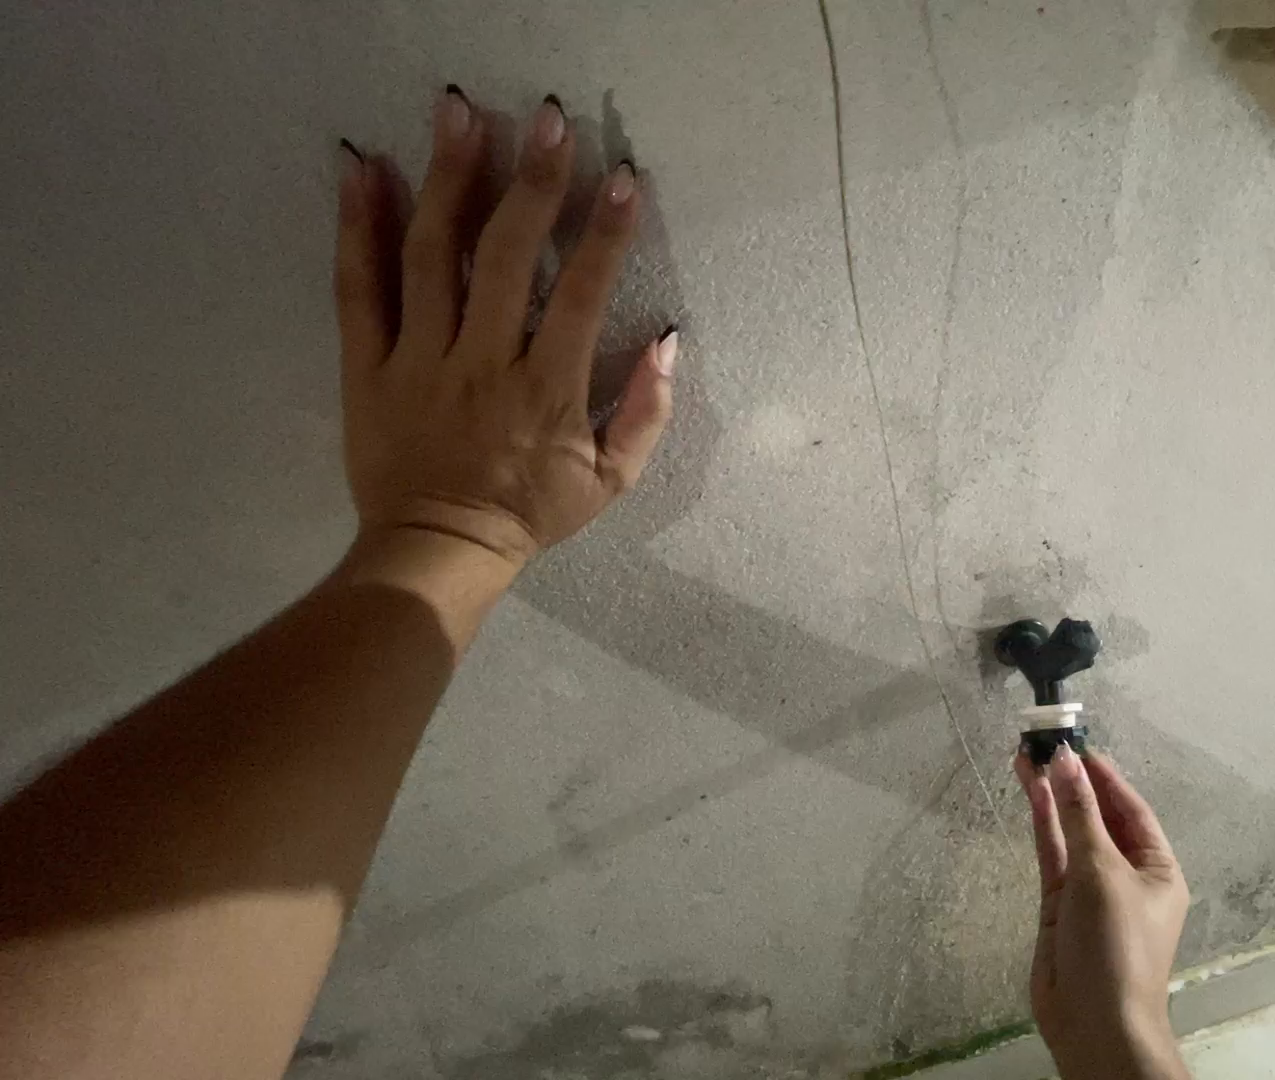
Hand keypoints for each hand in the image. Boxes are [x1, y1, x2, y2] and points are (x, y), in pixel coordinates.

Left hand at [334, 87, 675, 572]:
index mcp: (550, 389)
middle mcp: (485, 361)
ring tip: (461, 112)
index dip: (605, 234)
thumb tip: (669, 343)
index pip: (583, 295)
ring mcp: (420, 358)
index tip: (622, 180)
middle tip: (546, 119)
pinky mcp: (367, 363)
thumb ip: (647, 413)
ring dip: (451, 178)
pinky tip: (365, 166)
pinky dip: (358, 224)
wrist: (441, 545)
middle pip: (508, 257)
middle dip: (533, 183)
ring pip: (432, 255)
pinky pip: (359, 286)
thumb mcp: (614, 478)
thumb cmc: (537, 509)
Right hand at [1015, 749, 1192, 1079]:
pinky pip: (1053, 851)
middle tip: (1047, 743)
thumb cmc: (1116, 942)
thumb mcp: (1102, 870)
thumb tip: (1067, 760)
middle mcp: (1126, 872)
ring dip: (1053, 795)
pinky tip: (1029, 789)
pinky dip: (1042, 821)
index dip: (1104, 775)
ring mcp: (1090, 886)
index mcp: (1156, 867)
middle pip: (1098, 815)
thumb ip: (1080, 813)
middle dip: (1075, 780)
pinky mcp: (1060, 901)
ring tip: (1028, 756)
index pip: (1131, 808)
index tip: (1078, 745)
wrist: (1094, 1023)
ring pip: (1071, 829)